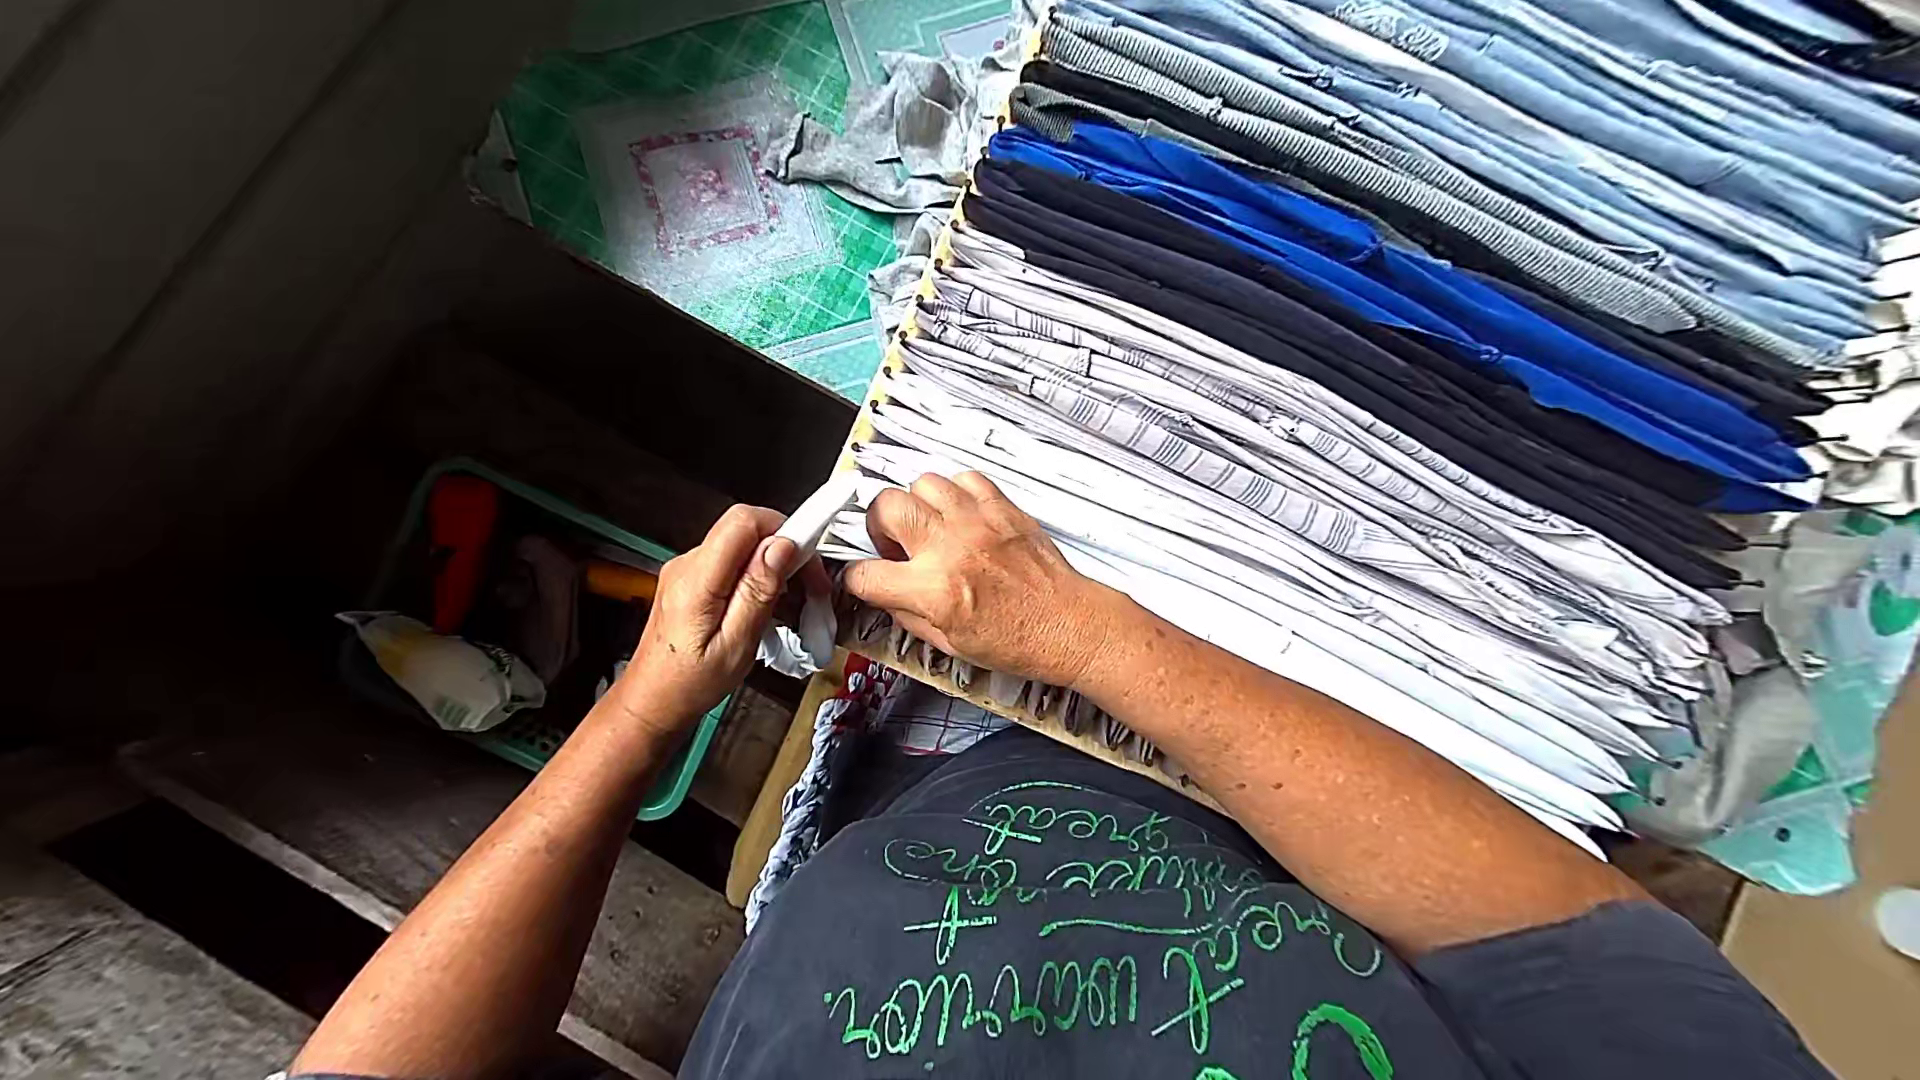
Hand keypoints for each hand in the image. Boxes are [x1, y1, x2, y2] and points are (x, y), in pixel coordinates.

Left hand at [612, 505, 827, 734]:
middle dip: (787, 550)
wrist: (654, 699)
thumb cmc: (691, 683)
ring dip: (776, 565)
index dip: (783, 529)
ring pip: (745, 544)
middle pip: (748, 529)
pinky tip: (768, 602)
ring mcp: (688, 568)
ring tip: (791, 600)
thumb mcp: (736, 645)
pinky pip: (735, 560)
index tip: (808, 556)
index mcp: (696, 582)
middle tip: (810, 585)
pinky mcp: (693, 576)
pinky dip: (760, 575)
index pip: (743, 521)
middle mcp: (687, 565)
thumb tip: (781, 547)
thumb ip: (758, 591)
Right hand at [841, 472, 1125, 687]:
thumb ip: (908, 614)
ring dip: (918, 506)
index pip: (865, 574)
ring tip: (929, 528)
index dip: (856, 580)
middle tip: (894, 544)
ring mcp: (978, 523)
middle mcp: (951, 549)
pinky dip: (956, 493)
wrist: (1070, 626)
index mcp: (933, 591)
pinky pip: (965, 479)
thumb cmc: (1021, 641)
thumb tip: (885, 594)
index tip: (865, 579)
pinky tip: (960, 516)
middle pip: (886, 507)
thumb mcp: (949, 645)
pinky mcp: (1003, 509)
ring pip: (924, 483)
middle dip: (877, 525)